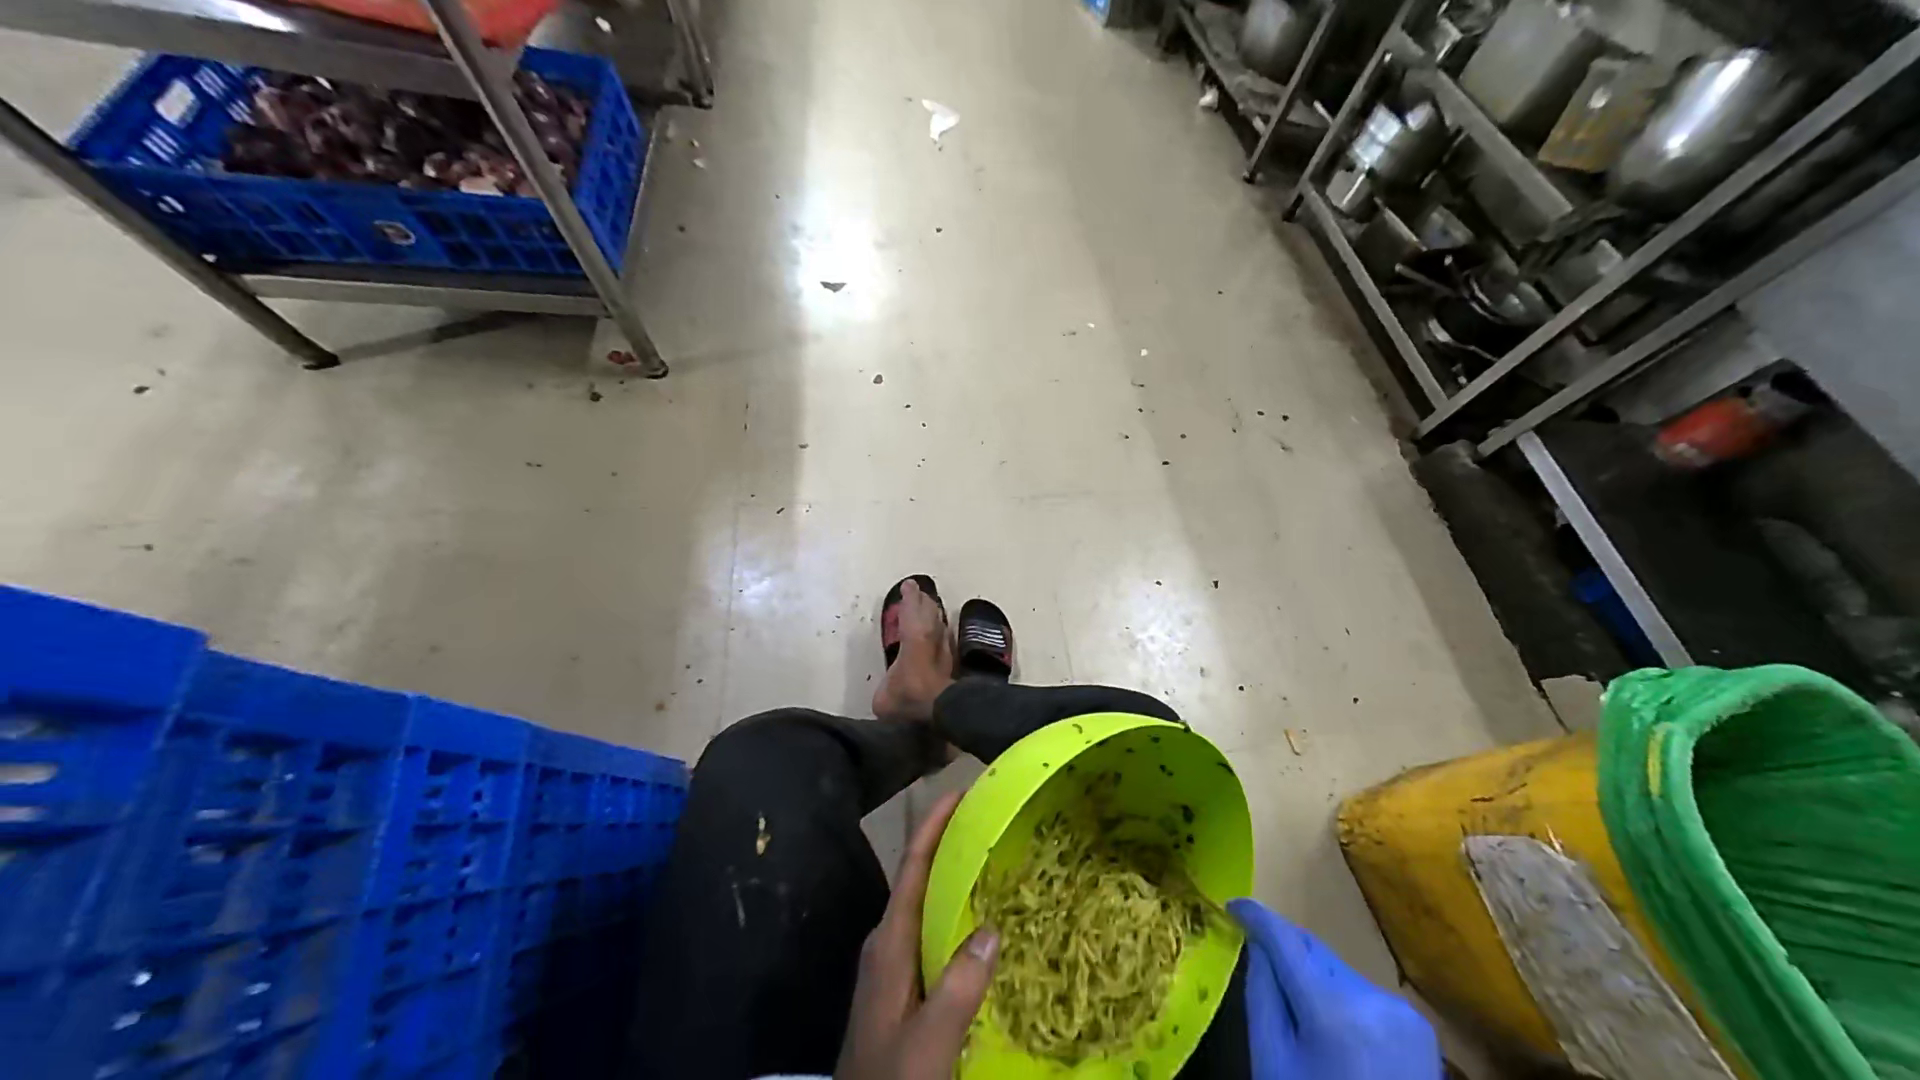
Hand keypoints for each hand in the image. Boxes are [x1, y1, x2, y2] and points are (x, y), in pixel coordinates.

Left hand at [837, 792, 999, 1079]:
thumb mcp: (928, 1043)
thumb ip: (957, 988)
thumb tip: (991, 929)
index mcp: (889, 943)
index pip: (912, 868)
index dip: (933, 826)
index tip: (959, 792)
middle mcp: (887, 943)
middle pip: (918, 877)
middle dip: (947, 842)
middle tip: (987, 820)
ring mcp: (891, 964)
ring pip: (924, 903)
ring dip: (950, 874)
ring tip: (989, 856)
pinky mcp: (900, 985)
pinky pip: (929, 929)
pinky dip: (952, 909)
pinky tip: (977, 920)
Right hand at [1227, 898, 1440, 1079]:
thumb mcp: (1271, 1058)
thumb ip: (1261, 993)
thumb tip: (1256, 944)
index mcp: (1333, 1010)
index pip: (1286, 939)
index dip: (1256, 917)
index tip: (1232, 905)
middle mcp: (1372, 997)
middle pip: (1313, 951)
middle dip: (1284, 948)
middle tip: (1255, 952)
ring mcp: (1402, 1012)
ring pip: (1336, 969)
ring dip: (1311, 973)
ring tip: (1297, 1003)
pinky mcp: (1419, 1026)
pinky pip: (1362, 992)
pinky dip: (1340, 995)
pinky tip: (1334, 1027)